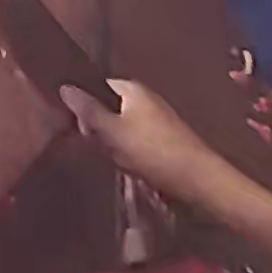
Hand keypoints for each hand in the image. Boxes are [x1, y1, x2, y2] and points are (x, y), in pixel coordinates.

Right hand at [62, 80, 242, 209]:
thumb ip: (87, 110)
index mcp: (131, 88)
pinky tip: (139, 171)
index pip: (96, 86)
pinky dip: (135, 156)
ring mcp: (158, 120)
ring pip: (122, 129)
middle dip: (103, 131)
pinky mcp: (168, 141)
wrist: (207, 185)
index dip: (86, 106)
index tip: (84, 127)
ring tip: (125, 163)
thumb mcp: (113, 132)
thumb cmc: (156, 152)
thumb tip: (64, 87)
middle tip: (107, 148)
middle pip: (108, 109)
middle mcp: (145, 98)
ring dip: (119, 147)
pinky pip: (139, 142)